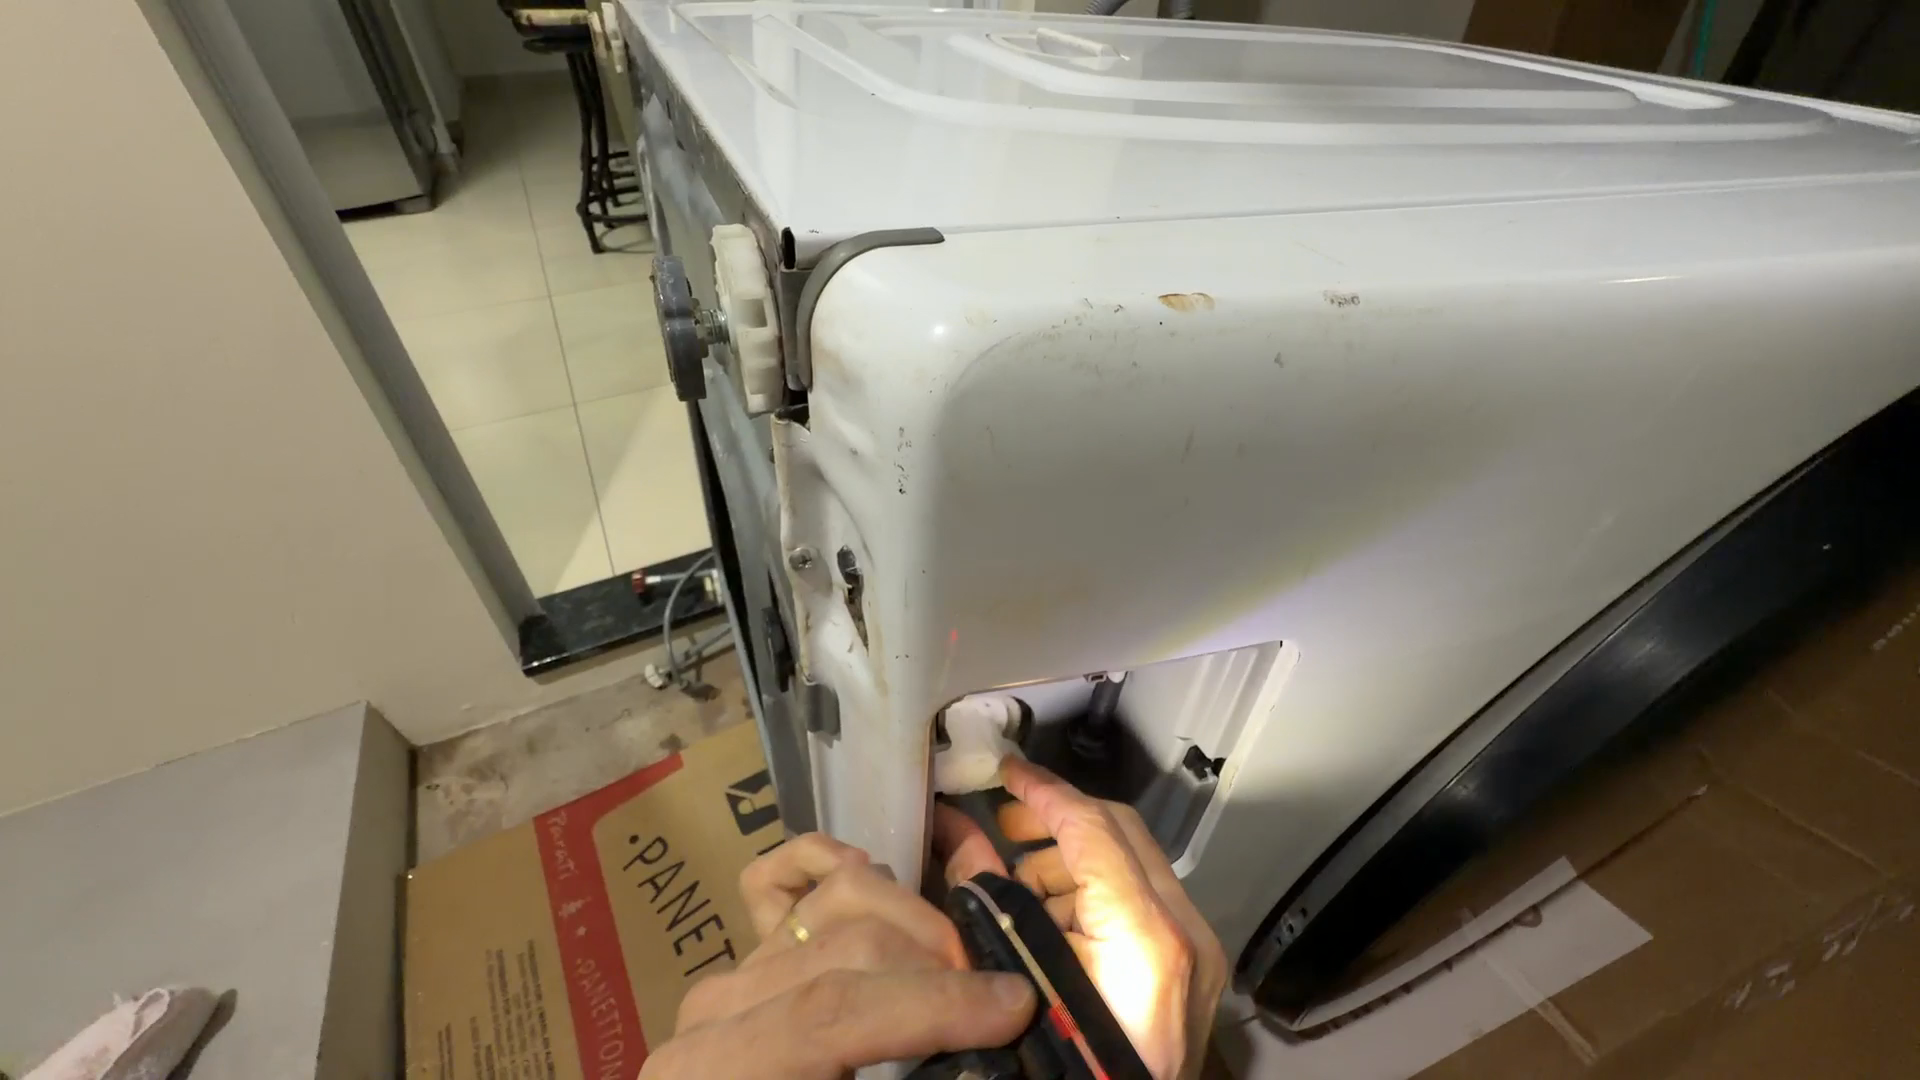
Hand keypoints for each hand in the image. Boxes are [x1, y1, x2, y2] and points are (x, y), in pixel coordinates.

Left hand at [641, 833, 1036, 1079]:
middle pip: (851, 943)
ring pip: (836, 895)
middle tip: (994, 997)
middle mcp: (723, 1002)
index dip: (936, 1001)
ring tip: (950, 964)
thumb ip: (910, 1077)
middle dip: (937, 962)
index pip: (839, 1008)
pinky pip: (781, 878)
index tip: (1013, 1004)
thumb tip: (987, 1056)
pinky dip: (824, 860)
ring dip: (910, 917)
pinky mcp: (746, 956)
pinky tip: (866, 866)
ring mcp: (735, 969)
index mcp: (730, 1065)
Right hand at [934, 760, 1228, 1079]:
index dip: (1043, 791)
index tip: (1007, 772)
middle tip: (1007, 822)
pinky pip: (1144, 897)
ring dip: (1076, 853)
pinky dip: (1098, 888)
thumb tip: (955, 829)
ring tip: (1023, 875)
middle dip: (1059, 816)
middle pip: (1120, 831)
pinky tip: (1055, 913)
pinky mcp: (1195, 965)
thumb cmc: (1059, 1065)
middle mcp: (1186, 932)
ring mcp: (1199, 951)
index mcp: (1145, 937)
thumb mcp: (1011, 972)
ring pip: (1134, 860)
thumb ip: (985, 890)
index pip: (1091, 827)